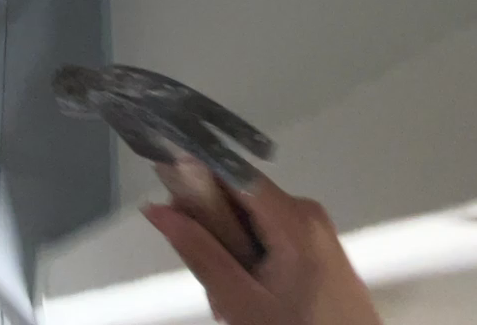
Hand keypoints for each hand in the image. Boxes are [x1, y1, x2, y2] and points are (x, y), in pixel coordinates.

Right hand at [144, 175, 380, 324]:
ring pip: (250, 218)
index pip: (229, 171)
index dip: (194, 180)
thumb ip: (198, 252)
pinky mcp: (321, 250)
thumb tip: (155, 207)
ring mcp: (317, 231)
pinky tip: (253, 298)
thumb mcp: (242, 305)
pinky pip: (270, 234)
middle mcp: (307, 212)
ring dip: (230, 249)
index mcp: (293, 218)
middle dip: (212, 228)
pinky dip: (251, 257)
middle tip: (208, 279)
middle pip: (237, 195)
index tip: (170, 206)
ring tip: (231, 300)